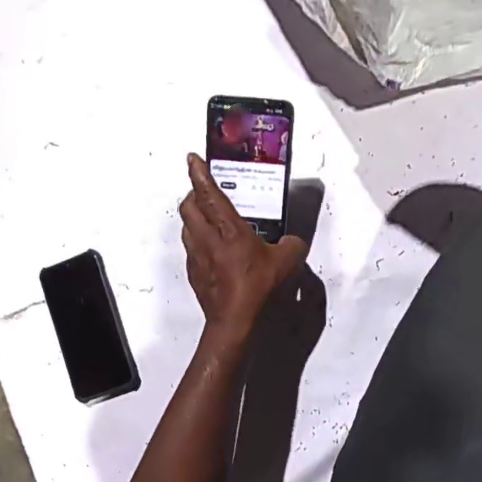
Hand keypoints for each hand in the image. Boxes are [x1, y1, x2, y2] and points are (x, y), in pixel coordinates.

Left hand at [179, 153, 305, 340]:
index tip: (193, 160)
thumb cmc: (255, 289)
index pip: (209, 194)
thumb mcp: (285, 263)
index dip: (199, 173)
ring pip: (186, 228)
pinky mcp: (194, 275)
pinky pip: (191, 251)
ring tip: (205, 218)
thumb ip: (292, 246)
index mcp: (229, 230)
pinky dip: (197, 243)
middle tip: (202, 192)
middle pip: (188, 207)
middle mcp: (207, 239)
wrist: (234, 321)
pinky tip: (210, 250)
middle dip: (193, 195)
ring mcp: (197, 258)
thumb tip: (294, 243)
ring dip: (193, 219)